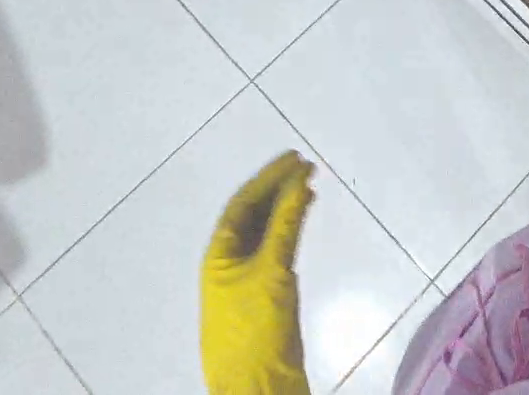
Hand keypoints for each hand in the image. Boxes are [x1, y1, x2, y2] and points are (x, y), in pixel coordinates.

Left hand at [201, 152, 315, 394]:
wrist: (258, 385)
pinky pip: (276, 244)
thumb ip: (286, 223)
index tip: (294, 157)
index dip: (267, 177)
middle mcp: (229, 260)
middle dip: (277, 186)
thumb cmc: (256, 327)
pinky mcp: (265, 289)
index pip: (242, 203)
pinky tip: (305, 213)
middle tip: (306, 164)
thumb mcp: (272, 270)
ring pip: (266, 227)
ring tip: (309, 183)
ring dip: (286, 203)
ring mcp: (247, 275)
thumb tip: (300, 181)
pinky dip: (291, 224)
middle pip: (253, 212)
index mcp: (219, 255)